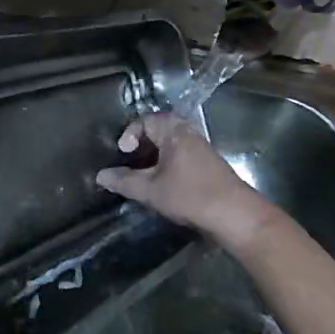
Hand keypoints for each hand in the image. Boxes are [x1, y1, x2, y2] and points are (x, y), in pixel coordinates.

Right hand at [95, 113, 276, 248]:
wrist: (233, 213)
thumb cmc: (189, 196)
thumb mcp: (150, 190)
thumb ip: (124, 181)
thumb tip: (101, 175)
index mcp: (174, 132)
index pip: (145, 120)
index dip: (129, 134)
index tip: (123, 154)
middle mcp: (189, 133)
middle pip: (159, 129)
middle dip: (141, 145)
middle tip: (130, 163)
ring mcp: (201, 148)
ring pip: (171, 144)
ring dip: (154, 157)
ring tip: (143, 177)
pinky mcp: (208, 164)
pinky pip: (181, 155)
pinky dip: (167, 164)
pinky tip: (163, 185)